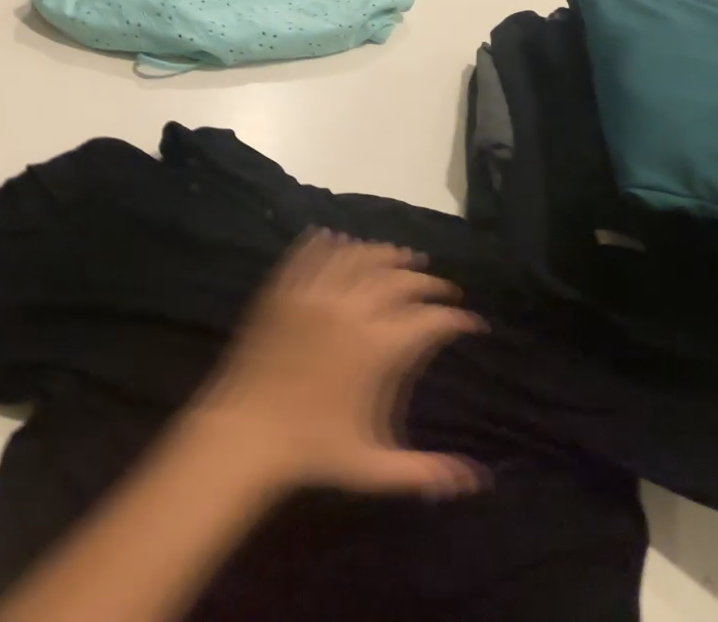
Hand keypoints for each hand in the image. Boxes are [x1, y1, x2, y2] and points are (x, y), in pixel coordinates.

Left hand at [190, 230, 487, 497]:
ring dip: (381, 252)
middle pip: (397, 278)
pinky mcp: (281, 293)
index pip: (429, 319)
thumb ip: (424, 471)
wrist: (244, 433)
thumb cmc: (310, 451)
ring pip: (354, 257)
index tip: (469, 321)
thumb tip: (474, 481)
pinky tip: (336, 238)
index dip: (455, 318)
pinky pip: (307, 256)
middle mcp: (350, 310)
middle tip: (438, 284)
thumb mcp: (372, 466)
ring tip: (397, 254)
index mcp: (378, 347)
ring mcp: (312, 296)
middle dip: (425, 279)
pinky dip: (326, 244)